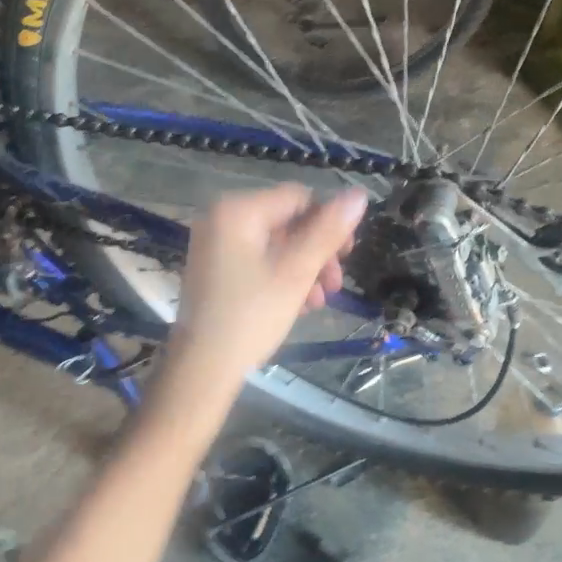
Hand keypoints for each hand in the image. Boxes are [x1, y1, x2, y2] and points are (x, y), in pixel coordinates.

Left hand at [165, 185, 366, 393]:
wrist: (202, 367)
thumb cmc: (251, 316)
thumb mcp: (296, 272)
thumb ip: (328, 231)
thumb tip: (359, 195)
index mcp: (237, 210)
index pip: (298, 198)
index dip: (329, 222)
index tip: (348, 255)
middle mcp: (220, 218)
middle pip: (286, 221)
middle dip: (316, 251)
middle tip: (335, 284)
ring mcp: (213, 243)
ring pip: (273, 243)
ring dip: (302, 267)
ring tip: (318, 301)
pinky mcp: (213, 267)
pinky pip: (255, 259)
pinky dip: (279, 275)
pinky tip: (297, 304)